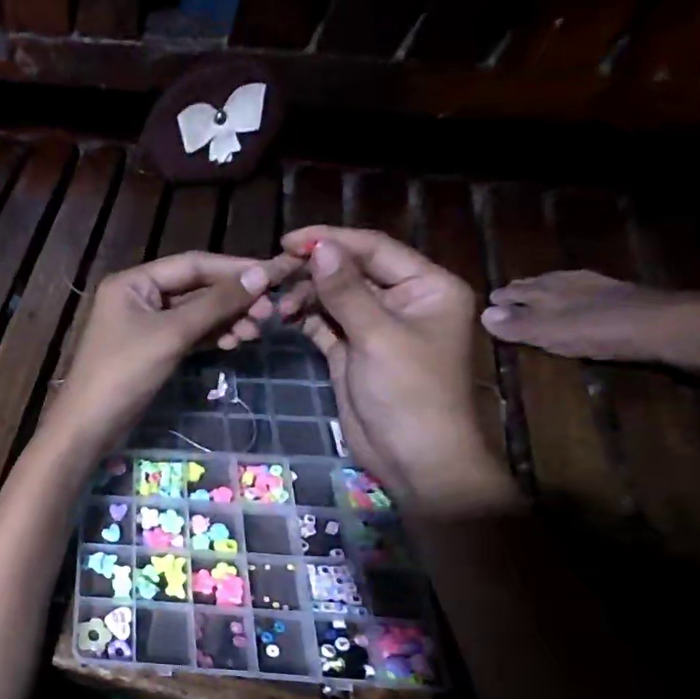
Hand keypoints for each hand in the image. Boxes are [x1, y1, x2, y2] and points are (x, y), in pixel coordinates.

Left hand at [45, 251, 299, 454]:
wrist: (89, 426)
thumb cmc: (124, 373)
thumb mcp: (172, 334)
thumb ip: (216, 303)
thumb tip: (261, 274)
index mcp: (134, 281)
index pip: (192, 264)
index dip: (234, 269)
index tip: (273, 275)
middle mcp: (138, 296)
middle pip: (195, 288)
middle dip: (232, 300)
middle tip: (269, 314)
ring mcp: (144, 325)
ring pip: (194, 314)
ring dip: (226, 320)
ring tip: (255, 333)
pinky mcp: (151, 351)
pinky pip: (187, 335)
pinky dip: (211, 337)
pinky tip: (235, 342)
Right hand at [278, 226, 517, 514]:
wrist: (414, 457)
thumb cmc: (409, 393)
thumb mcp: (378, 336)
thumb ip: (346, 290)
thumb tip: (318, 247)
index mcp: (427, 286)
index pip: (375, 249)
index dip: (332, 241)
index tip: (289, 241)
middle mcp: (404, 300)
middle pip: (352, 271)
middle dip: (313, 271)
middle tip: (272, 274)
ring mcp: (377, 327)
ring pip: (336, 298)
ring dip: (306, 296)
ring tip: (276, 304)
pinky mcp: (354, 353)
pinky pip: (327, 325)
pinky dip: (306, 319)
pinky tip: (282, 316)